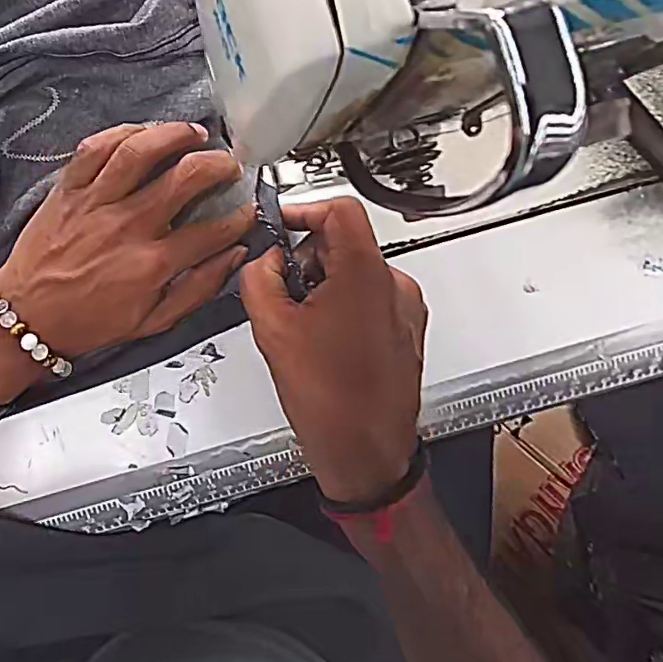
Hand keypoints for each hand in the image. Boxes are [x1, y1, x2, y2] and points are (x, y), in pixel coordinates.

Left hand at [0, 121, 255, 402]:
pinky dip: (121, 133)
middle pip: (185, 178)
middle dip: (218, 165)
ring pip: (140, 152)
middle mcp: (125, 227)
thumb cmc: (85, 320)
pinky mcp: (69, 191)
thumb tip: (231, 258)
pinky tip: (142, 133)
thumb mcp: (152, 321)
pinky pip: (94, 149)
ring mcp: (95, 204)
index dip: (239, 216)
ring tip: (194, 133)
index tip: (246, 209)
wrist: (28, 317)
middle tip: (227, 164)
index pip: (211, 230)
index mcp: (150, 264)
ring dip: (174, 135)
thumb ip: (197, 289)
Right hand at [239, 197, 426, 503]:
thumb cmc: (333, 403)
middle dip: (305, 259)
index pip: (339, 209)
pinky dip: (340, 304)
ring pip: (353, 270)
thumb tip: (263, 258)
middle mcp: (393, 285)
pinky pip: (367, 296)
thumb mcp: (272, 328)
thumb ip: (258, 276)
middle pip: (342, 241)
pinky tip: (322, 339)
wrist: (366, 452)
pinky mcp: (404, 328)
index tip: (281, 224)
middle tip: (282, 289)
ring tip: (303, 324)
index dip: (303, 210)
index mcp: (365, 274)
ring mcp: (403, 308)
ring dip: (321, 284)